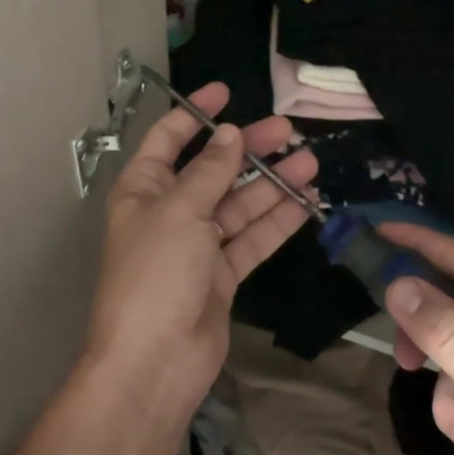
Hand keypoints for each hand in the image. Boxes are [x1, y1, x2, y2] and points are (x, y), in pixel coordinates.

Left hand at [82, 82, 318, 409]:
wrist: (154, 362)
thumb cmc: (155, 274)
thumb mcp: (180, 211)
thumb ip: (210, 172)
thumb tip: (230, 134)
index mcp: (143, 189)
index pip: (168, 138)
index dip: (195, 114)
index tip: (227, 92)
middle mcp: (169, 211)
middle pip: (213, 169)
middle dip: (249, 149)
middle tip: (288, 130)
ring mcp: (197, 245)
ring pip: (238, 203)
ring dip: (271, 182)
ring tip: (310, 159)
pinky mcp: (221, 275)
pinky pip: (252, 238)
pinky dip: (276, 220)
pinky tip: (306, 200)